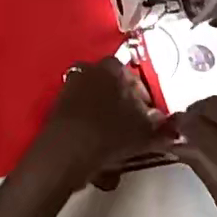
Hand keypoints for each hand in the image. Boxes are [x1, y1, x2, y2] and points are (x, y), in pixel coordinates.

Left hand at [22, 58, 163, 194]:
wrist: (69, 149)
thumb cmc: (111, 132)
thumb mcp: (144, 130)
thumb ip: (155, 122)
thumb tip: (159, 119)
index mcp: (112, 67)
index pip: (134, 76)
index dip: (144, 97)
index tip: (150, 114)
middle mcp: (88, 69)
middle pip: (112, 85)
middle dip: (123, 102)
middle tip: (133, 123)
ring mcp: (70, 85)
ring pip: (95, 97)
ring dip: (105, 111)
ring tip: (115, 133)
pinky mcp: (57, 104)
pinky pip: (81, 109)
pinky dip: (90, 120)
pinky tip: (96, 137)